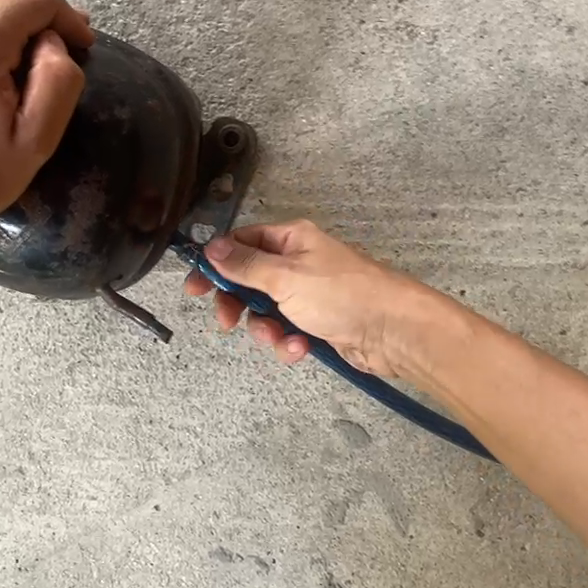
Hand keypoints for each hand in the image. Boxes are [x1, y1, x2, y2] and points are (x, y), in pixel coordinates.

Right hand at [182, 220, 443, 377]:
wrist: (393, 331)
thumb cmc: (342, 294)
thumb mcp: (284, 277)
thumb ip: (244, 265)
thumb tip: (210, 246)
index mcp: (290, 239)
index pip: (240, 244)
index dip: (215, 265)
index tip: (194, 289)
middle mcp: (297, 262)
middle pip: (248, 280)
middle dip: (238, 304)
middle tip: (227, 323)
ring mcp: (308, 294)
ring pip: (265, 311)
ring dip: (265, 328)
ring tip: (279, 338)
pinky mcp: (317, 322)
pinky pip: (287, 331)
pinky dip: (288, 341)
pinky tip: (301, 348)